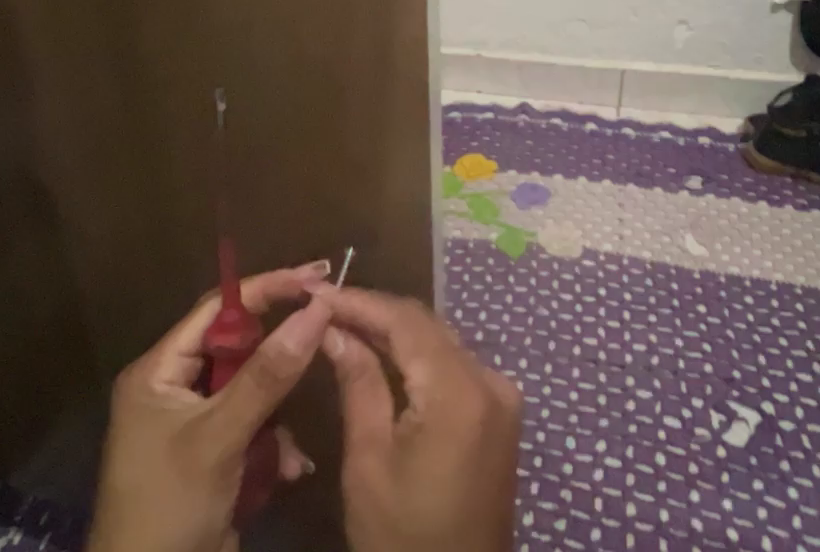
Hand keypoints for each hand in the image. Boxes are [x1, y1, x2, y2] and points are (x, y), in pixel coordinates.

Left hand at [89, 261, 334, 551]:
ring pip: (255, 391)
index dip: (267, 287)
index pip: (218, 309)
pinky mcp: (215, 457)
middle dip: (281, 355)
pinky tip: (288, 471)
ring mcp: (196, 425)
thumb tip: (316, 310)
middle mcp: (175, 389)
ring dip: (279, 415)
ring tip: (289, 446)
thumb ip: (267, 375)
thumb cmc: (168, 508)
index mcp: (159, 371)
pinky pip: (256, 429)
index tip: (317, 275)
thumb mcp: (218, 438)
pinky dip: (275, 448)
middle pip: (239, 348)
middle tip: (329, 329)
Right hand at [314, 285, 523, 551]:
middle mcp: (491, 380)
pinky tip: (382, 352)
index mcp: (460, 392)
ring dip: (396, 331)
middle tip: (324, 305)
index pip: (406, 321)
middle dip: (375, 312)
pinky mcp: (501, 412)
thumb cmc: (403, 536)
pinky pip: (455, 365)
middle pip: (428, 326)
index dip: (360, 301)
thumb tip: (334, 330)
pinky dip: (418, 355)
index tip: (317, 292)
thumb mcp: (369, 462)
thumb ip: (359, 384)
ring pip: (442, 342)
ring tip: (344, 322)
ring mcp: (502, 396)